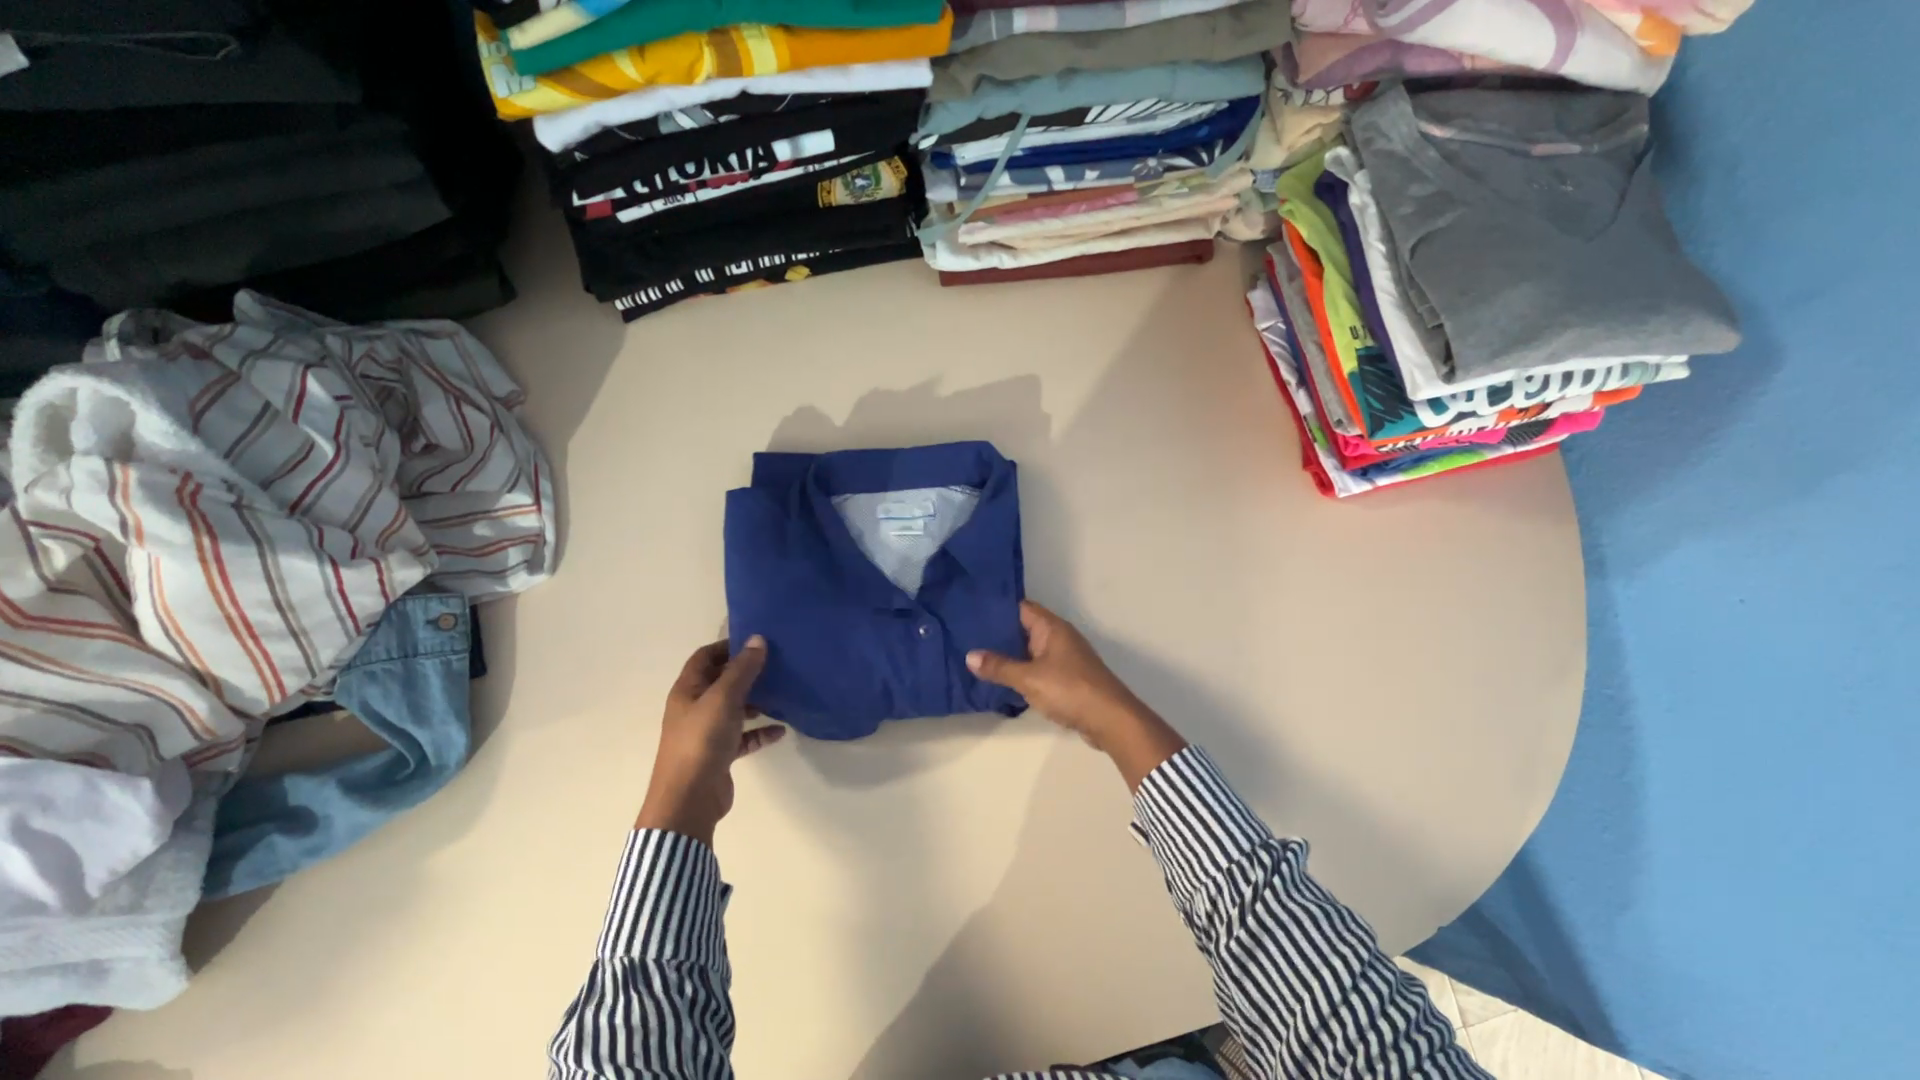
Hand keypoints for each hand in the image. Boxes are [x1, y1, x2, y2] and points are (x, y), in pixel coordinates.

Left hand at [635, 636, 786, 844]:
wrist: (689, 799)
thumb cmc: (701, 741)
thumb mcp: (723, 699)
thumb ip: (742, 670)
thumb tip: (758, 639)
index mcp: (687, 690)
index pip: (705, 657)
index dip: (727, 646)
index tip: (756, 641)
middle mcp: (695, 708)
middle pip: (721, 682)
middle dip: (746, 673)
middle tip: (776, 665)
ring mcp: (707, 732)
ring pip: (734, 709)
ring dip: (755, 702)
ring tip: (782, 694)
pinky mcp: (720, 754)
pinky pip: (743, 736)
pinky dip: (760, 732)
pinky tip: (781, 730)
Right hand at [967, 601, 1185, 789]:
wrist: (1110, 719)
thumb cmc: (1069, 689)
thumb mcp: (1028, 678)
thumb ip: (999, 667)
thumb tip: (970, 655)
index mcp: (1052, 628)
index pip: (1021, 608)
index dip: (997, 608)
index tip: (971, 611)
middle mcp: (1059, 637)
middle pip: (1024, 629)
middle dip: (998, 634)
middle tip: (966, 637)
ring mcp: (1065, 658)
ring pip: (1030, 651)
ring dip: (1009, 655)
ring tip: (978, 658)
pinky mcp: (1068, 679)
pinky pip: (1038, 668)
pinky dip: (1022, 672)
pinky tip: (1003, 680)